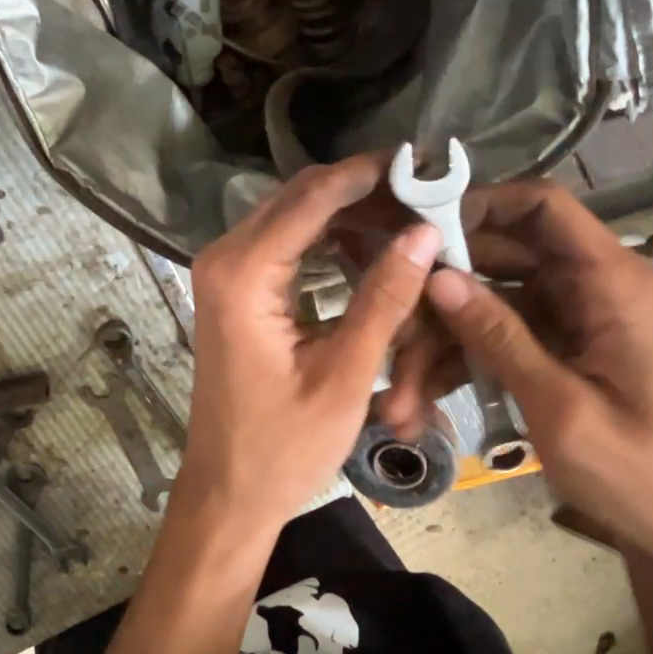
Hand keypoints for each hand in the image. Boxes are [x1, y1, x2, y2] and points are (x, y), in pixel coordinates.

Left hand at [180, 155, 440, 530]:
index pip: (313, 196)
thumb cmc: (284, 446)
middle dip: (363, 191)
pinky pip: (286, 243)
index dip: (369, 174)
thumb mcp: (345, 374)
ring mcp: (225, 269)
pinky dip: (327, 240)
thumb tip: (425, 232)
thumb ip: (384, 299)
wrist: (227, 492)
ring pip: (294, 215)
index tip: (424, 162)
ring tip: (410, 221)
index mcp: (243, 272)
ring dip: (348, 214)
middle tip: (427, 195)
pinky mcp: (234, 287)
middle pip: (300, 196)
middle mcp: (225, 255)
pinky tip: (371, 251)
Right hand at [387, 181, 652, 571]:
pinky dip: (462, 364)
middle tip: (389, 336)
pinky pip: (500, 336)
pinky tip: (423, 405)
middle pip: (498, 259)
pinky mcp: (563, 348)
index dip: (479, 204)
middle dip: (438, 296)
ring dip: (441, 343)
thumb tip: (438, 277)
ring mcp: (576, 319)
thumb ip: (500, 339)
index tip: (419, 234)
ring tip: (399, 400)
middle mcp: (594, 288)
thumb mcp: (563, 411)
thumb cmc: (646, 479)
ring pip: (488, 302)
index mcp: (614, 284)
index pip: (542, 206)